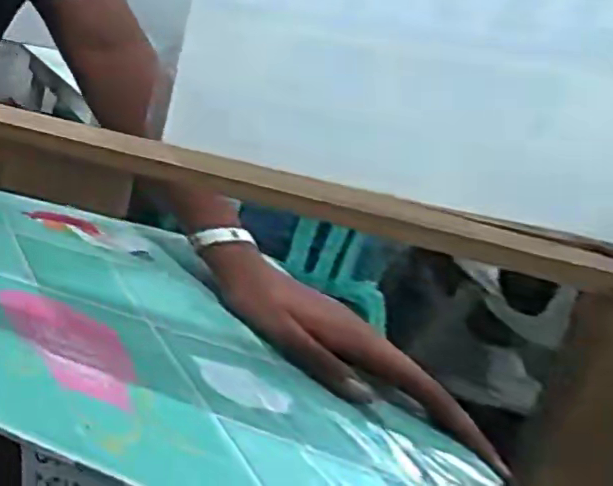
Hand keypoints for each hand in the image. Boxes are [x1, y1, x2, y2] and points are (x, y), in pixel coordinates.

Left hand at [205, 245, 510, 480]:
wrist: (237, 264)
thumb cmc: (254, 297)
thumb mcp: (281, 331)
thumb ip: (321, 362)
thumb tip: (369, 400)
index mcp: (359, 337)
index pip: (422, 385)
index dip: (459, 423)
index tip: (491, 460)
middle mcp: (365, 334)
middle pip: (422, 383)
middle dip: (455, 423)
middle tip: (480, 465)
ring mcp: (351, 330)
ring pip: (402, 375)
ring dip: (429, 408)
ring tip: (448, 446)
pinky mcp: (336, 329)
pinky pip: (379, 366)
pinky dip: (399, 391)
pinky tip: (396, 408)